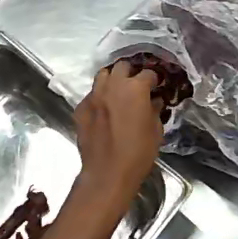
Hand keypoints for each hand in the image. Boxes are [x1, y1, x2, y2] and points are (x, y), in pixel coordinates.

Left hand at [73, 62, 162, 194]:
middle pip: (121, 66)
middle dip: (131, 72)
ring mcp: (94, 95)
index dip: (154, 78)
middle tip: (136, 84)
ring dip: (112, 80)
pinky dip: (99, 98)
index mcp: (134, 88)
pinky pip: (91, 95)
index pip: (147, 73)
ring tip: (118, 91)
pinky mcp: (80, 107)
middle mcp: (112, 86)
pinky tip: (104, 110)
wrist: (108, 172)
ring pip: (102, 76)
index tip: (156, 85)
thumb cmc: (138, 152)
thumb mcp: (155, 130)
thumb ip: (154, 110)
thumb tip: (154, 101)